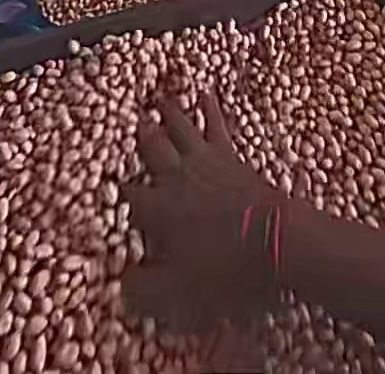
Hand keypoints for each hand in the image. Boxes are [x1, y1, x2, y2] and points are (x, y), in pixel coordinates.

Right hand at [122, 94, 280, 333]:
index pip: (130, 196)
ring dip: (169, 114)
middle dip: (140, 137)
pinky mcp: (227, 153)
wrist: (273, 238)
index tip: (111, 186)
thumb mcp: (181, 289)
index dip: (120, 192)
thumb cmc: (226, 266)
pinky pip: (215, 126)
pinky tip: (206, 95)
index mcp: (160, 207)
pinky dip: (209, 109)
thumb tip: (123, 287)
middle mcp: (176, 176)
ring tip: (160, 99)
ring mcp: (202, 160)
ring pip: (179, 129)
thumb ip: (147, 289)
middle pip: (152, 150)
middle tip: (132, 121)